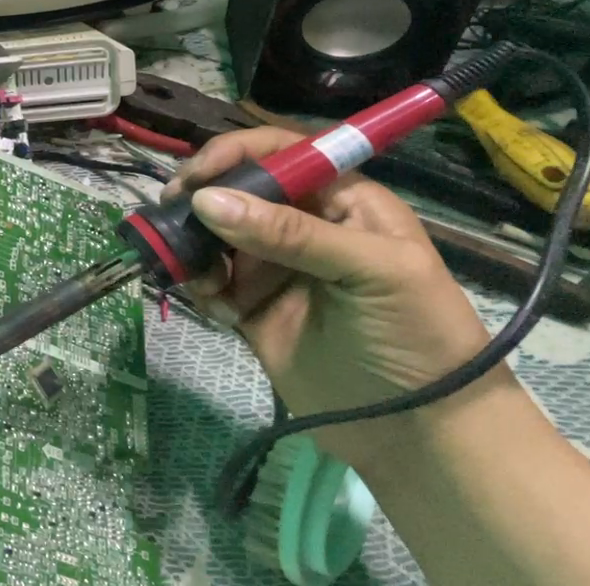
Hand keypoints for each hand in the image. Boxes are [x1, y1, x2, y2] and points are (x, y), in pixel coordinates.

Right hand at [171, 127, 502, 468]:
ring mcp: (270, 265)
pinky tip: (217, 307)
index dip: (236, 154)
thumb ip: (289, 233)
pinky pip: (205, 277)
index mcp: (342, 202)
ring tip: (196, 271)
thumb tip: (204, 200)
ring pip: (210, 232)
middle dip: (200, 197)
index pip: (281, 153)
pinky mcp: (246, 304)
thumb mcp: (372, 273)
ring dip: (192, 243)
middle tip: (171, 212)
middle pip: (234, 188)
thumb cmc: (418, 338)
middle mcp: (301, 225)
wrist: (418, 435)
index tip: (198, 176)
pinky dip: (198, 284)